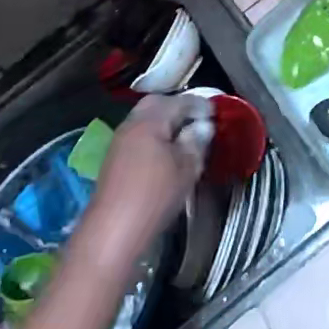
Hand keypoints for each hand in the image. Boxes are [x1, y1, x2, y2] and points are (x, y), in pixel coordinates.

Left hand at [79, 95, 211, 269]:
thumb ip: (195, 143)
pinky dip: (153, 134)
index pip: (176, 102)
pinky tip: (164, 150)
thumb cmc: (155, 195)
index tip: (213, 110)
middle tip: (197, 118)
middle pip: (155, 104)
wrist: (114, 226)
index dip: (197, 104)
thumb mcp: (185, 169)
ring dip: (163, 121)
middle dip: (176, 107)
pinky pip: (137, 133)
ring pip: (144, 118)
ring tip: (183, 134)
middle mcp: (131, 123)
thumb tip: (202, 126)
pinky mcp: (114, 156)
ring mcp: (120, 139)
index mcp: (149, 121)